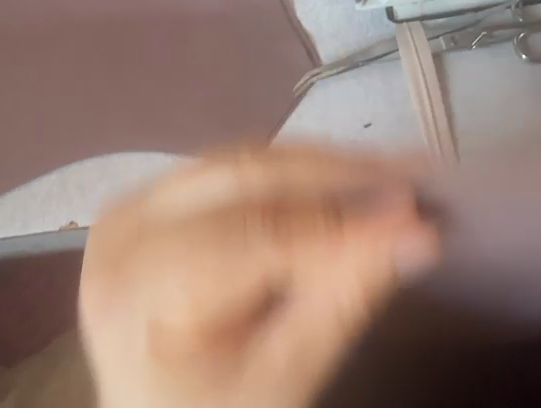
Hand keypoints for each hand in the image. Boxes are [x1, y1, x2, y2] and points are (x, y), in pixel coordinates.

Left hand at [79, 147, 438, 407]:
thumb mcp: (280, 379)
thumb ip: (340, 298)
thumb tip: (414, 232)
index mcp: (136, 290)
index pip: (252, 235)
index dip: (339, 218)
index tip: (416, 211)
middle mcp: (124, 229)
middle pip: (245, 181)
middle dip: (337, 177)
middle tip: (414, 176)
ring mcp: (137, 202)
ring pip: (246, 161)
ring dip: (323, 168)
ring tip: (393, 174)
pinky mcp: (158, 193)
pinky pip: (237, 167)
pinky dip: (295, 173)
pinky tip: (344, 179)